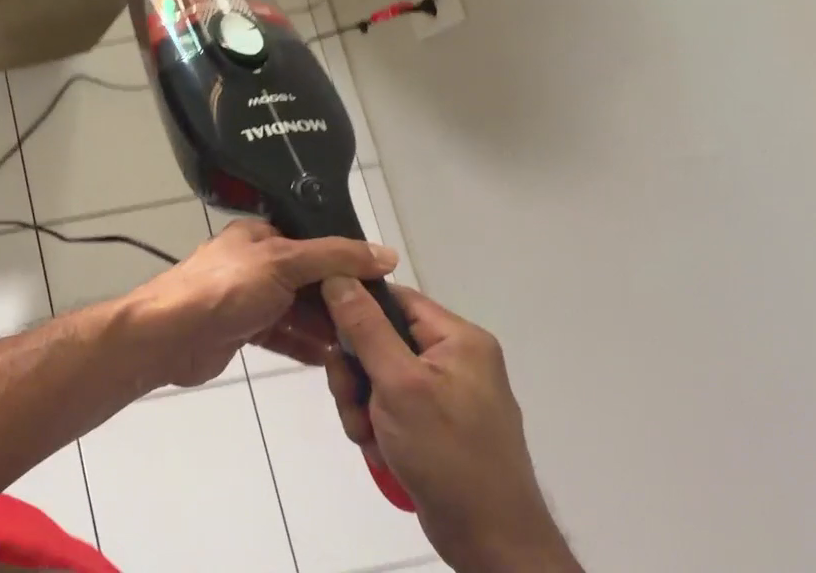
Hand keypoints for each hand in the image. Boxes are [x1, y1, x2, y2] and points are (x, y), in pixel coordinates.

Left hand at [125, 219, 396, 388]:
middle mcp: (253, 262)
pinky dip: (304, 345)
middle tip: (379, 322)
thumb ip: (333, 257)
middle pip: (307, 278)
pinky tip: (333, 359)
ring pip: (296, 309)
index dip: (346, 261)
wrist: (171, 334)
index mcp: (258, 235)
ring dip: (325, 325)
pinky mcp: (241, 329)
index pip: (312, 241)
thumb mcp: (283, 261)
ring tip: (363, 344)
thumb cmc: (225, 289)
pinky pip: (282, 335)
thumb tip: (386, 254)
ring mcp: (246, 297)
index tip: (383, 285)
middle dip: (339, 298)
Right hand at [322, 279, 579, 572]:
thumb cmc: (448, 454)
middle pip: (375, 338)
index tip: (325, 331)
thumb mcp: (399, 384)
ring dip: (359, 403)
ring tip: (370, 434)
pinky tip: (380, 448)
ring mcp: (443, 392)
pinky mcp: (432, 422)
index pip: (391, 297)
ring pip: (373, 374)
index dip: (352, 308)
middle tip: (357, 404)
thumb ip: (364, 327)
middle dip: (355, 374)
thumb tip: (337, 274)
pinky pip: (385, 404)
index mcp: (458, 339)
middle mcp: (453, 358)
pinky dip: (374, 424)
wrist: (491, 540)